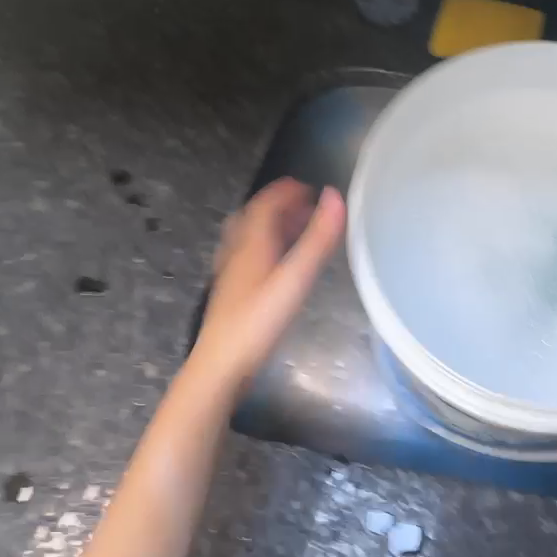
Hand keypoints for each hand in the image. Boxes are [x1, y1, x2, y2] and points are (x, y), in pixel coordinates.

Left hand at [192, 177, 345, 382]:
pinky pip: (248, 256)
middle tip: (307, 207)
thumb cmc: (258, 322)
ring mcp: (231, 273)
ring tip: (296, 231)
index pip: (266, 203)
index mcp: (251, 242)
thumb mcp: (295, 278)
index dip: (287, 191)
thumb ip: (318, 239)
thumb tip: (337, 196)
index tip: (312, 189)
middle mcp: (237, 251)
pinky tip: (277, 265)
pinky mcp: (232, 293)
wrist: (219, 368)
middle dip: (280, 206)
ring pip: (249, 236)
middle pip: (254, 216)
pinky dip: (265, 247)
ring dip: (272, 226)